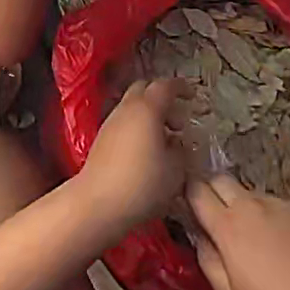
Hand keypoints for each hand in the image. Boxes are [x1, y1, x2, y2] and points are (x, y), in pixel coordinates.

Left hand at [74, 79, 188, 230]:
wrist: (97, 203)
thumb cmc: (142, 183)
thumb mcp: (175, 170)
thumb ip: (181, 151)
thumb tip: (176, 143)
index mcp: (147, 108)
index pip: (166, 86)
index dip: (181, 87)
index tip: (193, 95)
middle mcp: (126, 109)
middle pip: (145, 89)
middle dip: (163, 98)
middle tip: (178, 120)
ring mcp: (111, 123)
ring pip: (132, 106)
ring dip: (149, 115)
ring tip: (165, 140)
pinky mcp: (101, 140)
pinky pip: (124, 123)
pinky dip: (138, 127)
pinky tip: (146, 151)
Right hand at [187, 175, 289, 289]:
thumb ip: (207, 258)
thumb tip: (200, 235)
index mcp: (228, 225)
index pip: (197, 189)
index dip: (190, 195)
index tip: (191, 209)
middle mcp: (252, 204)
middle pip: (222, 180)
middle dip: (215, 193)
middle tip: (221, 223)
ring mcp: (282, 203)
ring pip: (252, 194)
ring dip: (247, 208)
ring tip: (261, 242)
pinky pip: (280, 206)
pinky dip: (275, 219)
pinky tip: (289, 248)